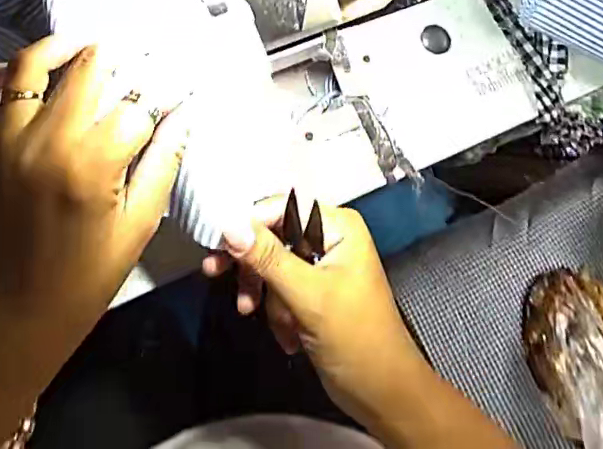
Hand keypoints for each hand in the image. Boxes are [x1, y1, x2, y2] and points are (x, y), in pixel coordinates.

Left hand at [0, 38, 190, 447]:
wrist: (7, 327)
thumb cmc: (84, 281)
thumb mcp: (138, 226)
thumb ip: (164, 162)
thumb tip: (185, 113)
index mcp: (91, 164)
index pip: (136, 107)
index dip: (162, 98)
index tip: (175, 97)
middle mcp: (43, 142)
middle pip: (86, 68)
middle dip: (120, 55)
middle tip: (138, 54)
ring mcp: (0, 145)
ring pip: (25, 68)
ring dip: (59, 45)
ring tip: (85, 43)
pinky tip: (3, 74)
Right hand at [213, 204, 436, 427]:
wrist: (383, 394)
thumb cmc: (358, 340)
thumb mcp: (308, 297)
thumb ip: (268, 259)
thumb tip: (232, 226)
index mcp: (338, 225)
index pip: (282, 207)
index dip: (249, 223)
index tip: (218, 243)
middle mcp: (330, 236)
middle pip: (274, 235)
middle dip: (256, 269)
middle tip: (228, 283)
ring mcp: (323, 263)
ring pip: (274, 265)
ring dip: (269, 298)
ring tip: (275, 324)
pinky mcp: (315, 290)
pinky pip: (281, 288)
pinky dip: (278, 311)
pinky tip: (289, 335)